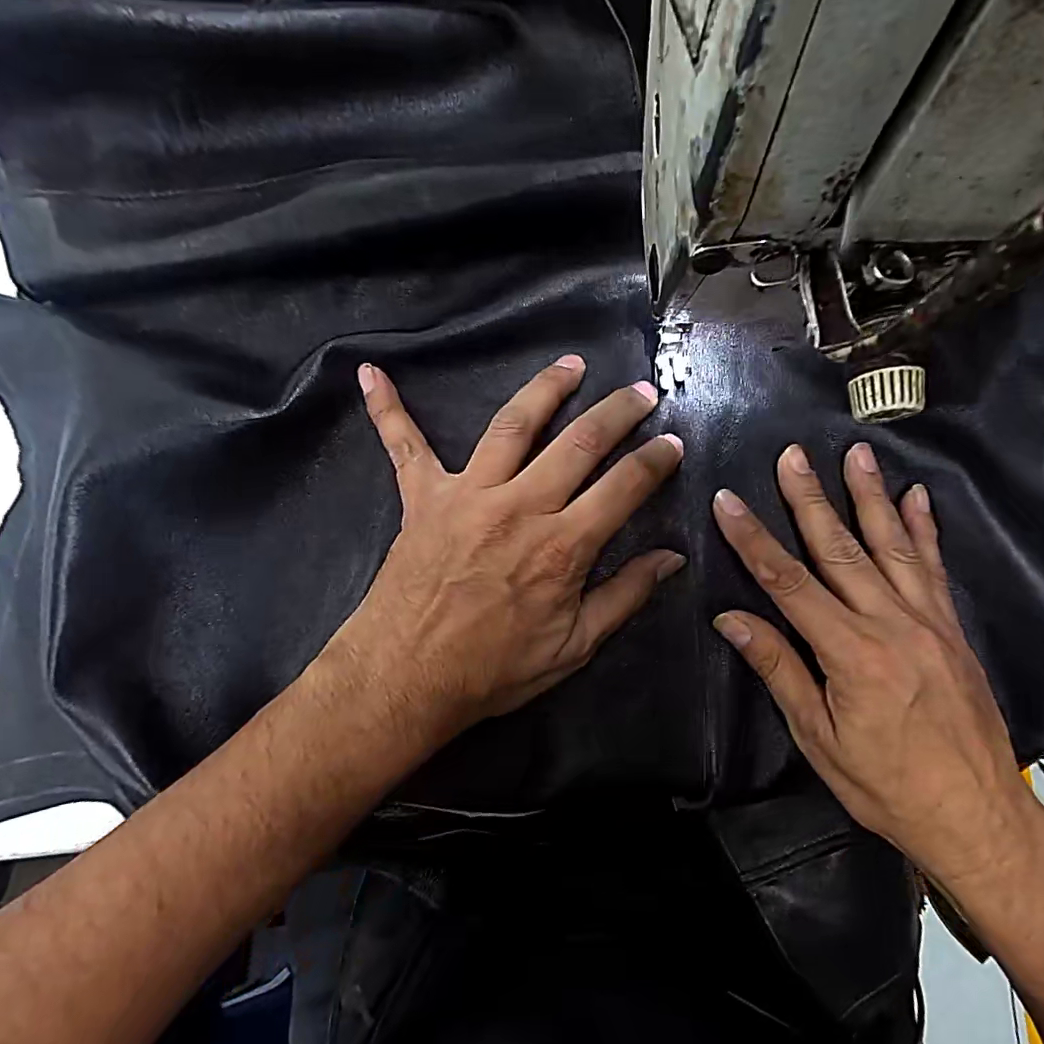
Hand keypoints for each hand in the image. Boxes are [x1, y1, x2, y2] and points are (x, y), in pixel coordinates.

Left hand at [325, 355, 684, 742]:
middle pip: (580, 441)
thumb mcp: (575, 646)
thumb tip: (671, 558)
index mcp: (563, 546)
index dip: (655, 461)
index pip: (624, 487)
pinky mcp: (423, 498)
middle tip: (641, 391)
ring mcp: (468, 495)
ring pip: (513, 423)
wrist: (406, 679)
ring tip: (571, 364)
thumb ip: (625, 596)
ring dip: (545, 388)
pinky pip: (403, 446)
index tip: (672, 444)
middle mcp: (520, 506)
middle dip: (618, 411)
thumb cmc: (495, 669)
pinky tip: (371, 374)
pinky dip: (387, 409)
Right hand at [710, 443, 1043, 887]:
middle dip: (810, 498)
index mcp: (850, 653)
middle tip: (792, 455)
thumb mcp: (820, 739)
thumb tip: (732, 620)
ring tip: (855, 453)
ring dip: (868, 496)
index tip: (730, 501)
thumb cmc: (888, 786)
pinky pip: (934, 568)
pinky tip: (916, 497)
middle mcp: (890, 623)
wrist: (978, 815)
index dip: (753, 538)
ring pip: (891, 545)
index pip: (788, 582)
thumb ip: (779, 670)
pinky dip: (924, 529)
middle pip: (839, 549)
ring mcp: (927, 621)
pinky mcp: (951, 628)